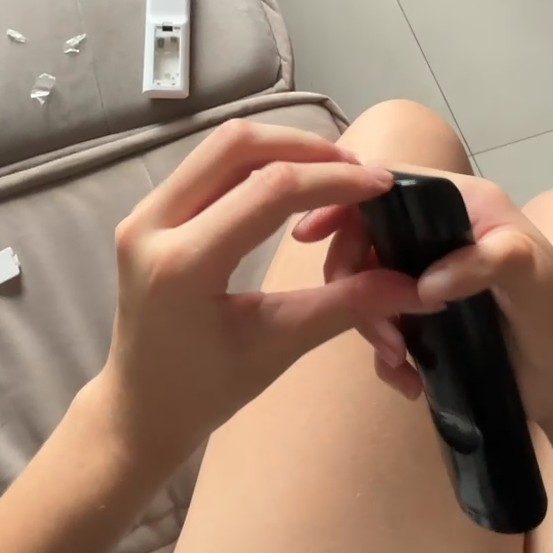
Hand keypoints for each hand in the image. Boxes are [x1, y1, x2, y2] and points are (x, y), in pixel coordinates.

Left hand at [95, 120, 441, 466]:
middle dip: (302, 145)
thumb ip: (344, 305)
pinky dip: (254, 162)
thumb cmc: (205, 390)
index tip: (379, 181)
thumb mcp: (278, 346)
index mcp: (181, 264)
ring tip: (330, 169)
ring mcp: (143, 213)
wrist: (138, 407)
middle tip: (353, 167)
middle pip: (235, 145)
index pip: (268, 191)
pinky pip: (206, 166)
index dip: (331, 179)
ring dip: (279, 148)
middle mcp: (151, 223)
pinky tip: (290, 179)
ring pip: (218, 147)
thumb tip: (414, 284)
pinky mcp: (148, 212)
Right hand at [292, 170, 552, 422]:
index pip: (390, 182)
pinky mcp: (420, 308)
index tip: (310, 233)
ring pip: (367, 278)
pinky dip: (381, 347)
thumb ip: (487, 263)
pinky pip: (380, 316)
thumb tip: (426, 283)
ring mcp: (427, 268)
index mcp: (463, 202)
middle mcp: (439, 228)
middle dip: (354, 279)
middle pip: (366, 232)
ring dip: (368, 320)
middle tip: (370, 325)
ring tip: (396, 360)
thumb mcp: (534, 282)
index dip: (345, 198)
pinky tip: (402, 376)